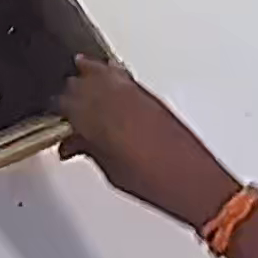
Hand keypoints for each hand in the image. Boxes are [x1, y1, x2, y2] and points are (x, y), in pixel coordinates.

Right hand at [56, 55, 240, 227]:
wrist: (201, 188)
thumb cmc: (157, 185)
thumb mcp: (112, 172)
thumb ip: (87, 149)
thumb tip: (70, 144)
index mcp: (92, 119)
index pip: (61, 103)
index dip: (57, 111)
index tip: (57, 118)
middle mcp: (107, 99)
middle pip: (74, 84)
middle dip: (69, 95)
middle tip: (68, 108)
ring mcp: (128, 93)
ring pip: (94, 71)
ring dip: (84, 77)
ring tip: (79, 82)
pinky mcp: (145, 93)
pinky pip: (117, 73)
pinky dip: (107, 70)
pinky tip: (102, 69)